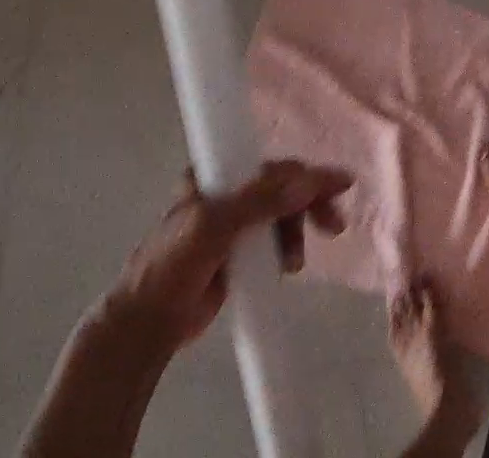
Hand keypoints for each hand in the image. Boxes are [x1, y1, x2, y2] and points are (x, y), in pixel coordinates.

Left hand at [102, 161, 352, 350]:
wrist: (147, 323)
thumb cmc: (172, 267)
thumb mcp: (214, 226)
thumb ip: (261, 201)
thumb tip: (310, 183)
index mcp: (213, 175)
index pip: (271, 164)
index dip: (306, 173)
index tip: (341, 185)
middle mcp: (227, 192)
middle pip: (284, 186)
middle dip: (311, 202)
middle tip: (335, 225)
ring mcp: (234, 223)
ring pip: (284, 213)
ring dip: (299, 231)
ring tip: (295, 263)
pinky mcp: (241, 252)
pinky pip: (277, 239)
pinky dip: (290, 246)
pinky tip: (290, 265)